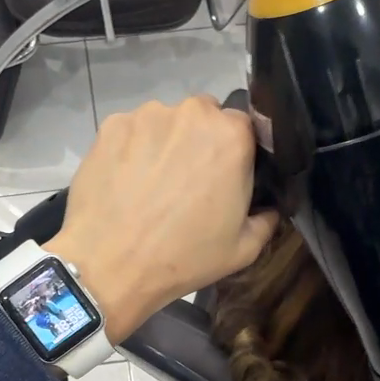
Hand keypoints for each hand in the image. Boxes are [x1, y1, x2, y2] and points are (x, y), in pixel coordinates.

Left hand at [47, 97, 278, 341]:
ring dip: (164, 144)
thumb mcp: (243, 250)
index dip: (236, 154)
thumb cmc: (183, 258)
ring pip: (165, 122)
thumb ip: (266, 220)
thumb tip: (269, 208)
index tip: (225, 178)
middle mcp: (192, 113)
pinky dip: (131, 150)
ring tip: (151, 186)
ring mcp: (147, 116)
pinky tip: (125, 182)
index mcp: (232, 136)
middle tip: (187, 183)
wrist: (110, 266)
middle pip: (203, 117)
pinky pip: (130, 132)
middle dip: (200, 142)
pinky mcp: (110, 126)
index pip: (245, 127)